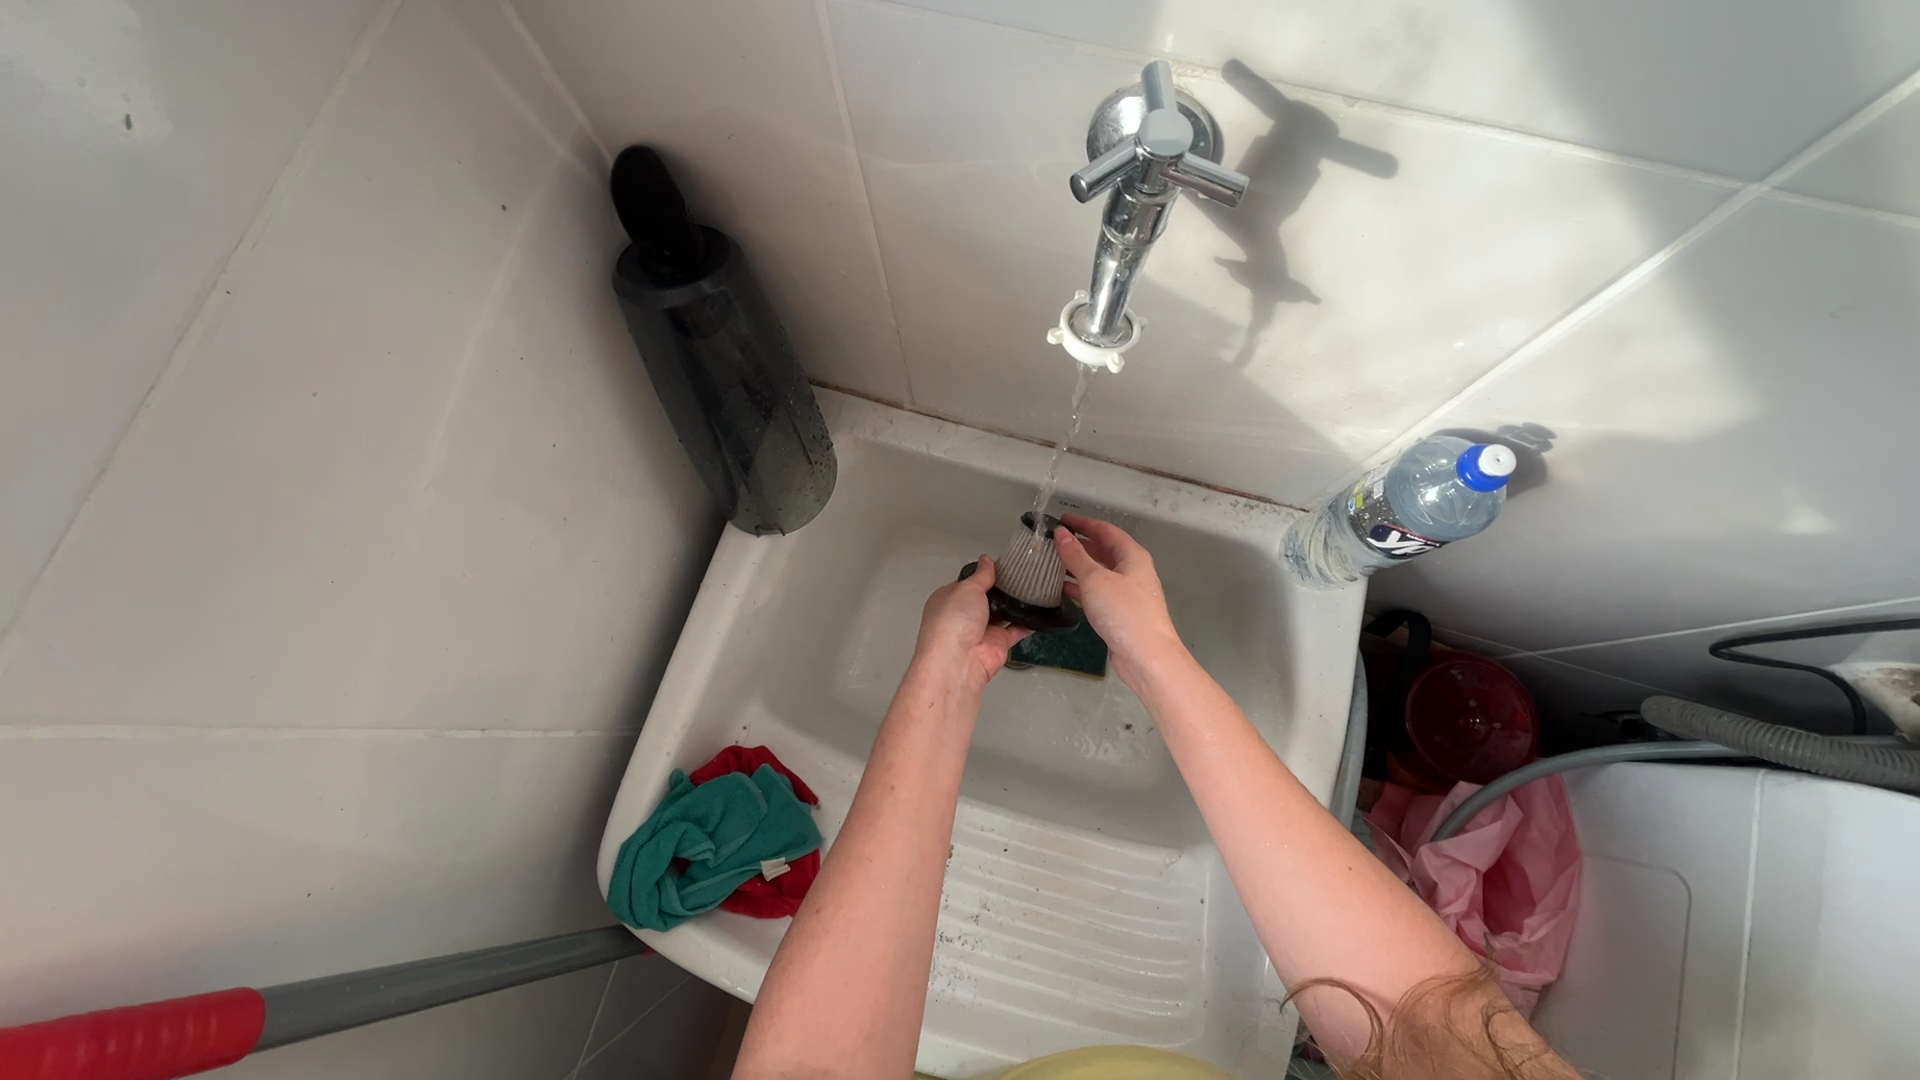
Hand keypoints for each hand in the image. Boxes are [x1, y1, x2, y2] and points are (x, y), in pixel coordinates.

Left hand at [912, 555, 1031, 693]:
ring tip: (1032, 588)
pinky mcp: (998, 643)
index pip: (967, 583)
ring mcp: (981, 630)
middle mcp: (963, 615)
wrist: (959, 660)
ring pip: (1002, 614)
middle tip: (1020, 575)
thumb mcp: (967, 588)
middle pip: (986, 598)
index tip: (1000, 566)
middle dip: (1000, 590)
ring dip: (1014, 605)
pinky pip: (1016, 630)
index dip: (982, 575)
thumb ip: (981, 575)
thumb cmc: (953, 622)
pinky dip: (1027, 623)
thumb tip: (986, 561)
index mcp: (948, 599)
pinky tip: (1038, 611)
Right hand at [1054, 514, 1185, 682]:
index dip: (1083, 523)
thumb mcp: (1095, 579)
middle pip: (1104, 550)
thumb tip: (1061, 533)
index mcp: (1132, 555)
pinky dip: (1081, 587)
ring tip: (1053, 562)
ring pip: (1100, 572)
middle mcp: (1133, 570)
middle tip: (1054, 541)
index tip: (1062, 520)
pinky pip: (1098, 591)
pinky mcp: (1121, 612)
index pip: (1106, 530)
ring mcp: (1128, 592)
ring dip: (1078, 566)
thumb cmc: (1124, 612)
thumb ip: (1076, 555)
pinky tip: (1063, 589)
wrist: (1146, 655)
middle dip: (1080, 544)